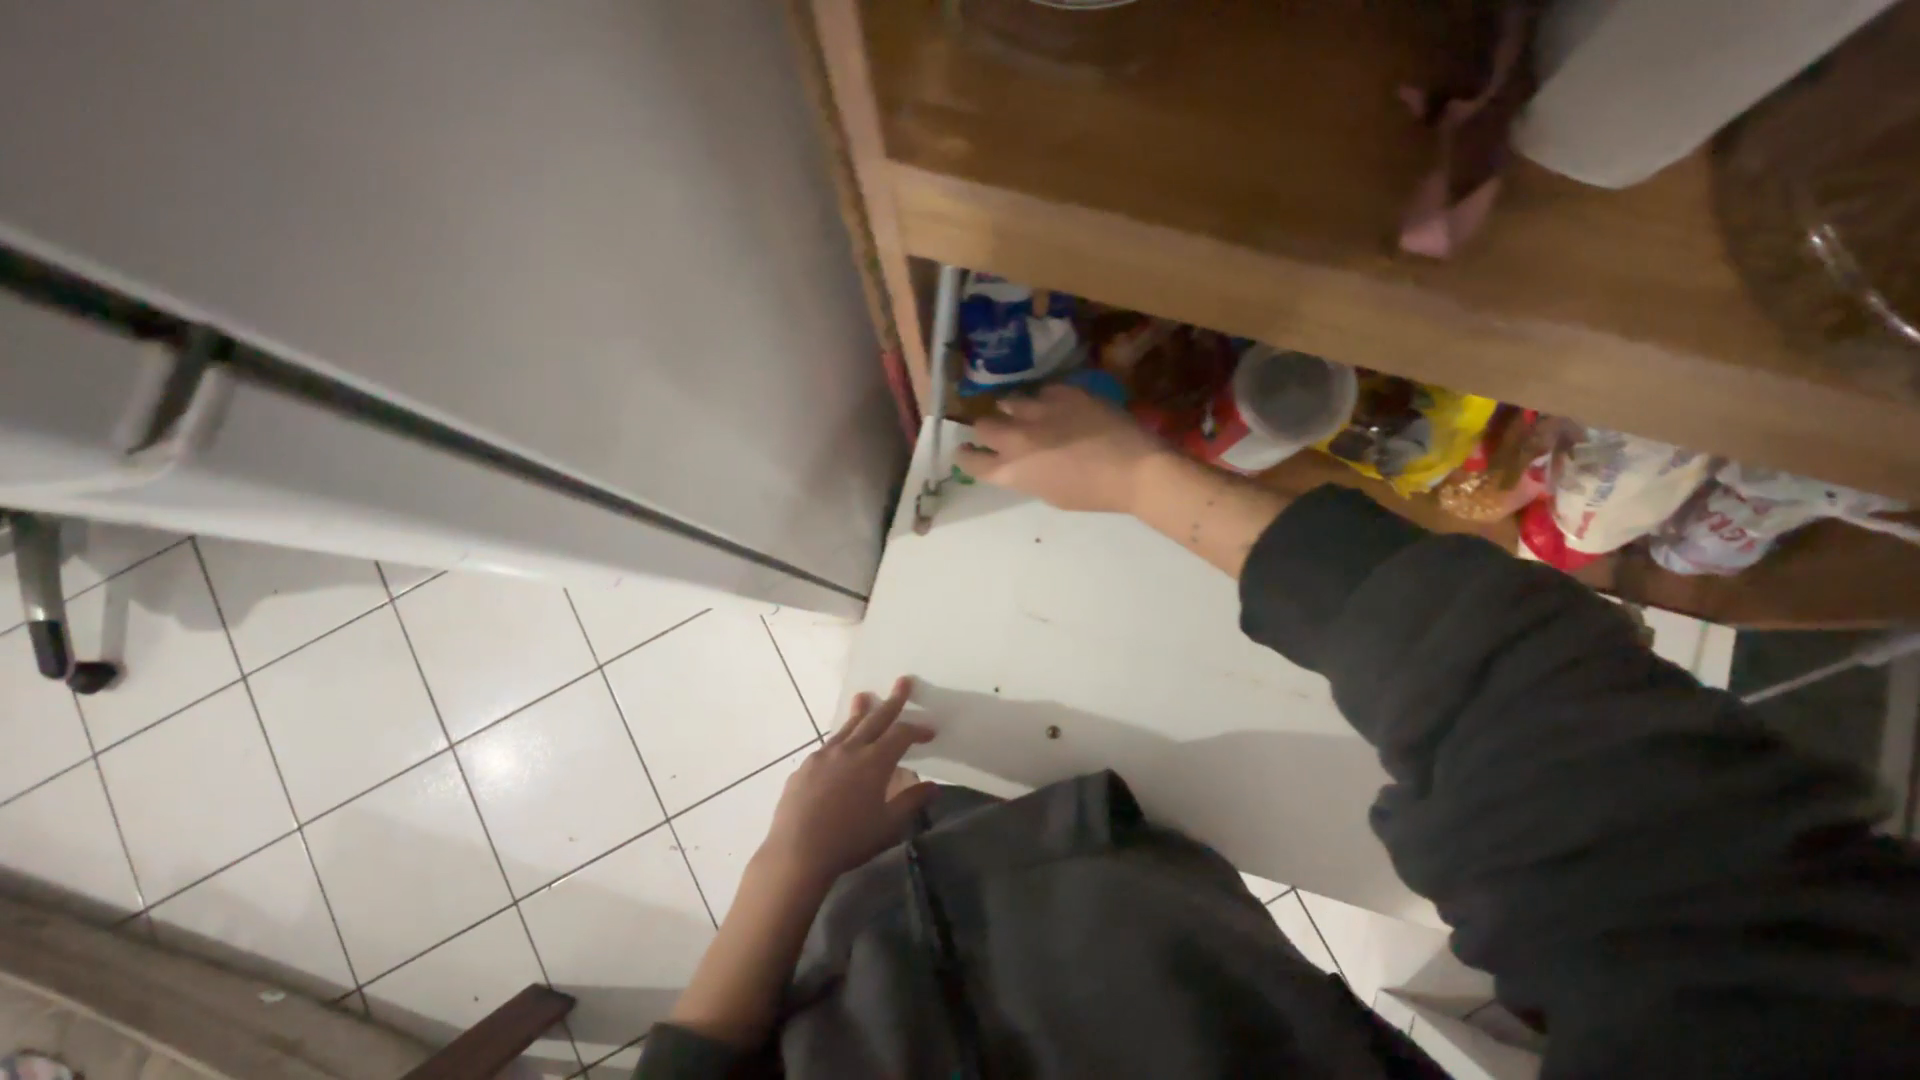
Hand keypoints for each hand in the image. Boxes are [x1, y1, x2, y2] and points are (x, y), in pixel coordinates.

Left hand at [758, 676, 937, 885]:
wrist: (797, 852)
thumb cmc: (849, 840)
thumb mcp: (888, 825)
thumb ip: (911, 801)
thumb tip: (933, 786)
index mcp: (874, 762)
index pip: (901, 734)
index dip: (918, 729)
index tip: (930, 731)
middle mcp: (849, 750)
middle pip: (875, 718)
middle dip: (892, 700)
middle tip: (903, 681)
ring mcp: (823, 756)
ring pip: (847, 728)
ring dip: (860, 712)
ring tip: (863, 697)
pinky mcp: (804, 768)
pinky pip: (828, 747)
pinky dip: (840, 740)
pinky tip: (838, 749)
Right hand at [956, 383, 1172, 512]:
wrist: (1135, 468)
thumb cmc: (1094, 494)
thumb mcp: (1050, 494)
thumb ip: (1027, 476)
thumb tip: (1022, 463)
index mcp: (1012, 471)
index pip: (971, 460)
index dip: (965, 455)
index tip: (965, 451)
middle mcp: (1017, 438)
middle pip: (982, 425)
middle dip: (986, 428)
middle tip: (998, 431)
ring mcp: (1039, 410)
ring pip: (1009, 401)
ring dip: (1013, 409)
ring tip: (1026, 413)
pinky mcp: (1064, 392)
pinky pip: (1042, 390)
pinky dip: (1045, 399)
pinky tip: (1058, 405)